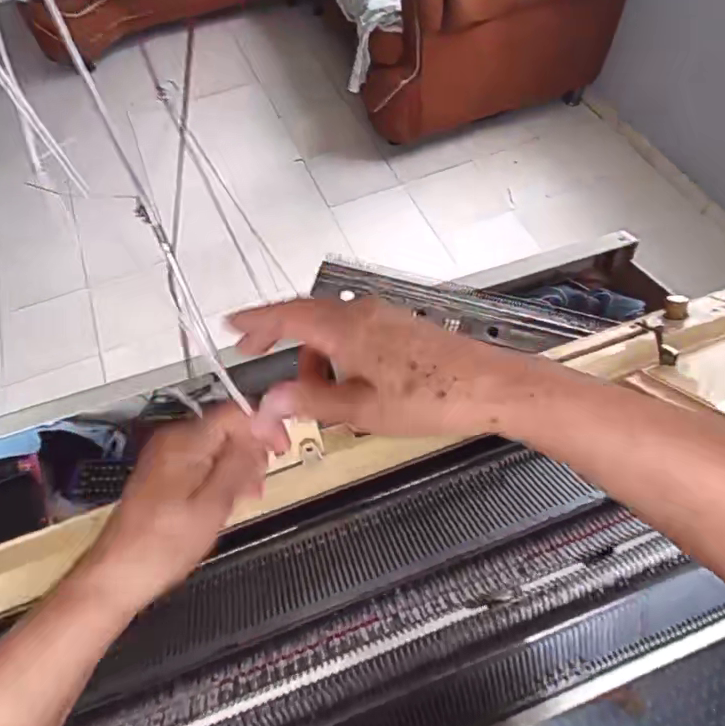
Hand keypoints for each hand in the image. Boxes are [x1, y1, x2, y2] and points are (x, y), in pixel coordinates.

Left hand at [65, 405, 270, 615]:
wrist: (118, 575)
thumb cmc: (158, 548)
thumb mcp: (213, 505)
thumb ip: (240, 463)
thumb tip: (262, 431)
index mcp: (184, 442)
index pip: (236, 412)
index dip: (265, 427)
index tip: (280, 448)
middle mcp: (172, 442)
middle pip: (228, 427)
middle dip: (252, 450)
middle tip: (262, 479)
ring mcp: (166, 456)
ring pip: (218, 445)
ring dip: (240, 465)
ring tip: (246, 494)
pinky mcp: (165, 473)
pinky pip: (204, 461)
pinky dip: (222, 475)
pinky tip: (226, 499)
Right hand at [230, 297, 560, 439]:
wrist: (491, 388)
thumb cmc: (436, 397)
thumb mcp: (362, 410)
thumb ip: (311, 401)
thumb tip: (272, 398)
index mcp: (348, 330)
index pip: (286, 315)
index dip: (255, 320)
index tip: (234, 325)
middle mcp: (365, 315)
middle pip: (306, 318)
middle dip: (281, 338)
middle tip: (260, 355)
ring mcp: (385, 318)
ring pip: (333, 330)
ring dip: (316, 357)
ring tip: (322, 397)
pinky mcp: (401, 329)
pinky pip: (357, 335)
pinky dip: (341, 356)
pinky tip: (352, 386)